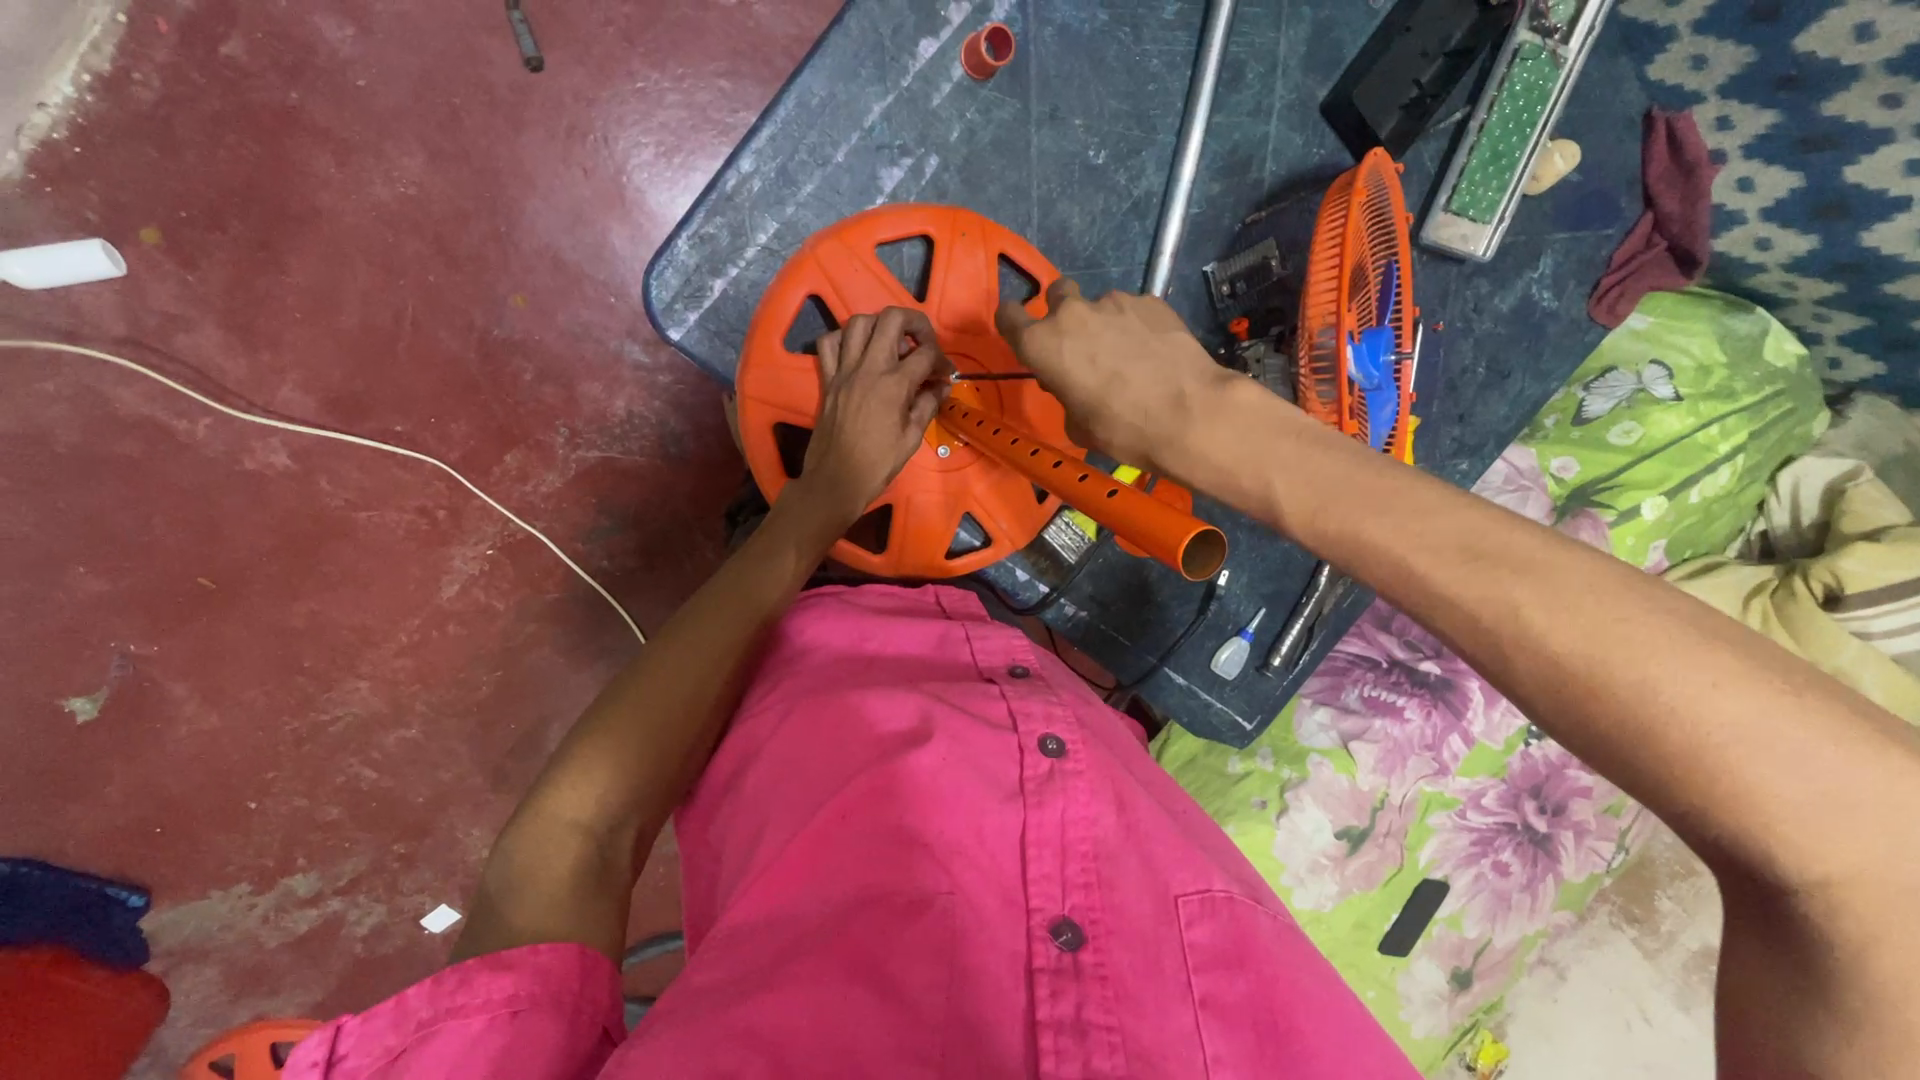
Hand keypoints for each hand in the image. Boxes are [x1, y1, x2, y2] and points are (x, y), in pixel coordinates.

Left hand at [792, 307, 952, 526]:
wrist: (836, 479)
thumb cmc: (878, 464)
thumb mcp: (912, 438)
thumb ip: (927, 405)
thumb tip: (940, 388)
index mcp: (894, 384)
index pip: (925, 354)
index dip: (941, 361)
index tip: (944, 376)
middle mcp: (868, 368)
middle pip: (892, 319)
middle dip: (915, 323)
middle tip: (922, 342)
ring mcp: (844, 370)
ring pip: (858, 322)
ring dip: (879, 325)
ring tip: (891, 343)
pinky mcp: (828, 379)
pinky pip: (829, 342)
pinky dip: (843, 338)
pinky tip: (857, 352)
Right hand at [995, 279, 1244, 476]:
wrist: (1189, 413)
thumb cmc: (1122, 429)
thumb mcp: (1078, 425)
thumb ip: (1066, 395)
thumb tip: (1075, 385)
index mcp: (1042, 345)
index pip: (1008, 316)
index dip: (1013, 323)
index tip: (1023, 335)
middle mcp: (1072, 314)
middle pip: (1056, 293)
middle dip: (1063, 312)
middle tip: (1080, 343)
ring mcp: (1114, 302)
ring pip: (1100, 305)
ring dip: (1105, 324)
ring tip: (1128, 355)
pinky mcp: (1151, 301)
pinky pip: (1134, 311)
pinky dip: (1137, 326)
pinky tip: (1155, 353)